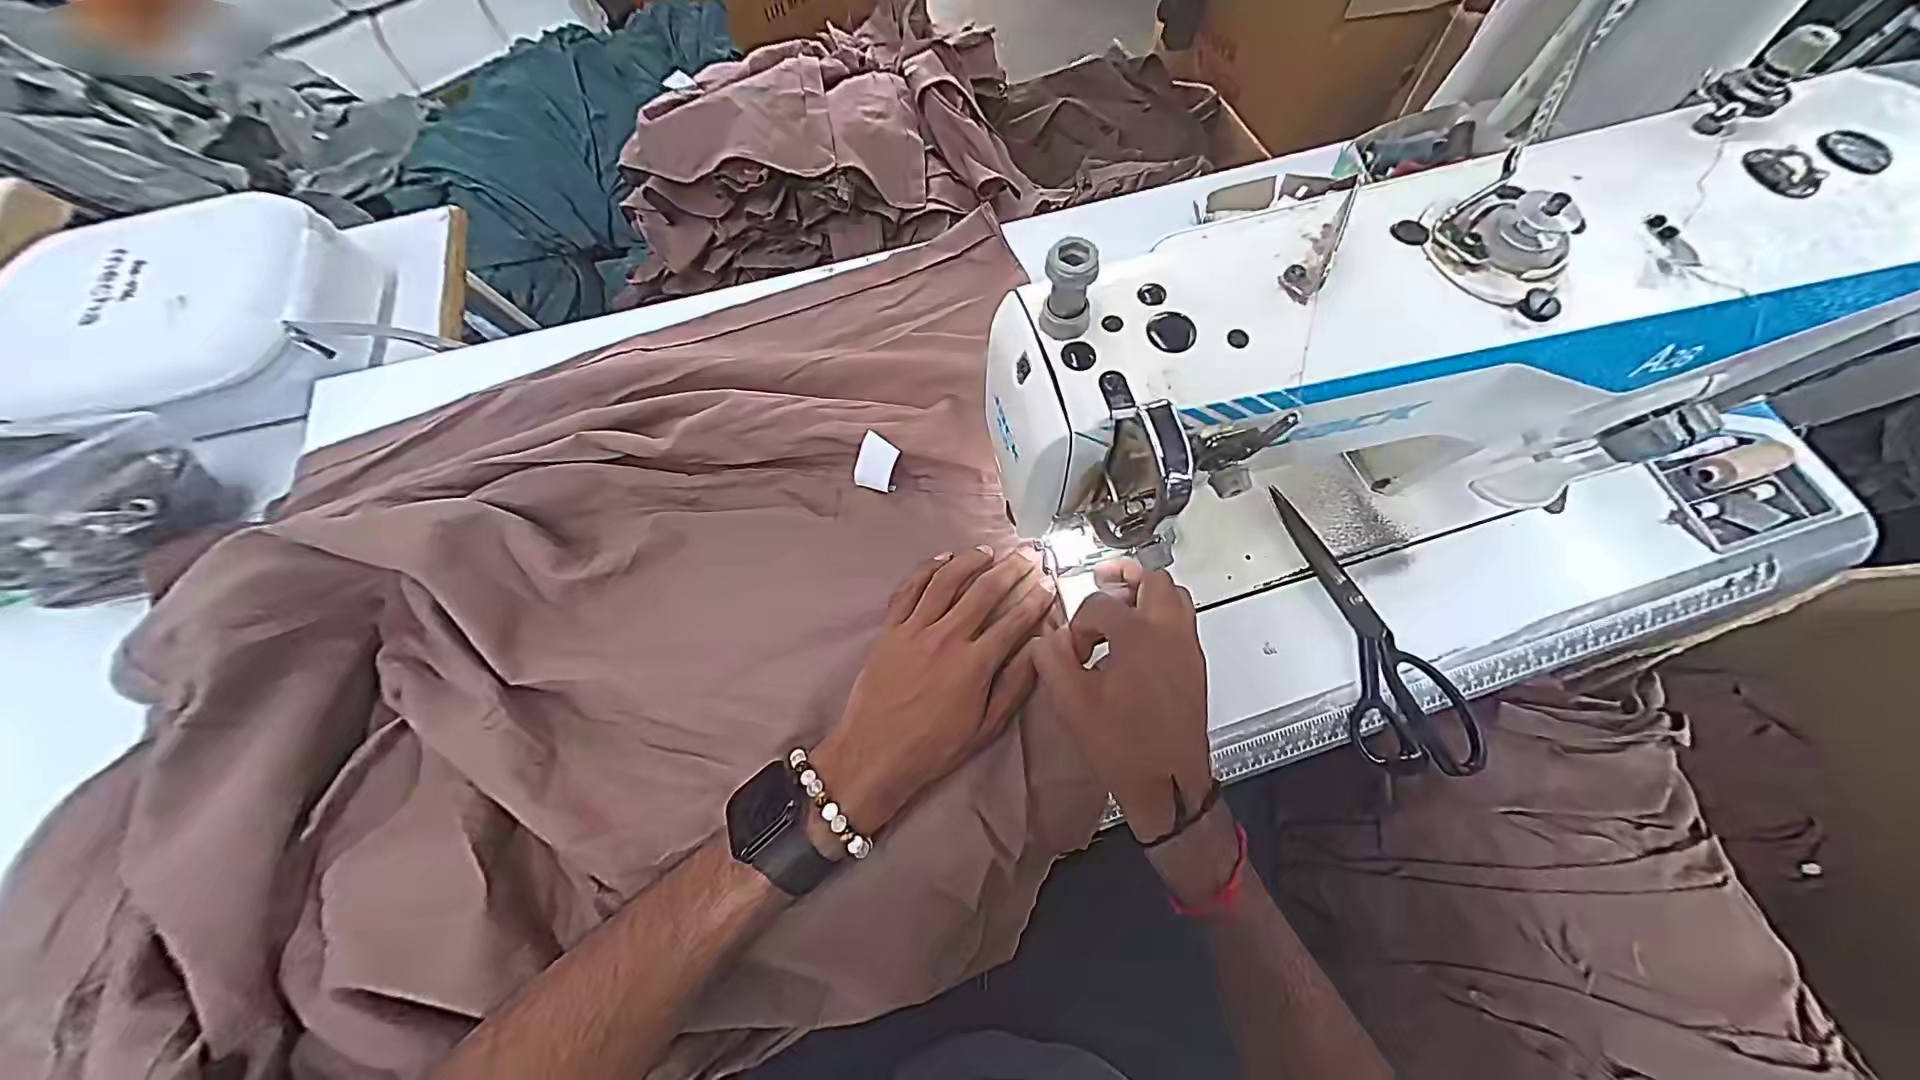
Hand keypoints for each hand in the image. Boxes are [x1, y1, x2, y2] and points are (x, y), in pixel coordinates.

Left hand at [810, 546, 1055, 837]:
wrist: (874, 754)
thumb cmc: (932, 747)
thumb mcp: (985, 727)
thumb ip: (1015, 685)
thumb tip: (1038, 650)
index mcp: (974, 664)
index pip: (1014, 620)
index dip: (1035, 598)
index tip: (1047, 582)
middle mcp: (946, 639)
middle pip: (984, 591)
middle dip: (1011, 568)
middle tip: (1027, 554)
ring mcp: (914, 630)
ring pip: (946, 581)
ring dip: (970, 560)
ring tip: (988, 551)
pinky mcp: (890, 630)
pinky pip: (909, 589)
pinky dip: (927, 569)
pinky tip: (942, 559)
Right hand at [1032, 561, 1213, 843]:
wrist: (1168, 783)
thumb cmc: (1123, 746)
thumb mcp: (1071, 702)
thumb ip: (1051, 659)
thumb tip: (1048, 640)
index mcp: (1139, 636)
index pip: (1100, 604)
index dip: (1078, 623)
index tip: (1072, 649)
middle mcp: (1170, 632)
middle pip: (1152, 579)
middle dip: (1123, 578)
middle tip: (1102, 583)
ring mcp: (1188, 647)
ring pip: (1174, 595)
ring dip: (1145, 593)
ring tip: (1121, 605)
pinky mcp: (1196, 664)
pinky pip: (1181, 620)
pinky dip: (1159, 615)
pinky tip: (1137, 640)